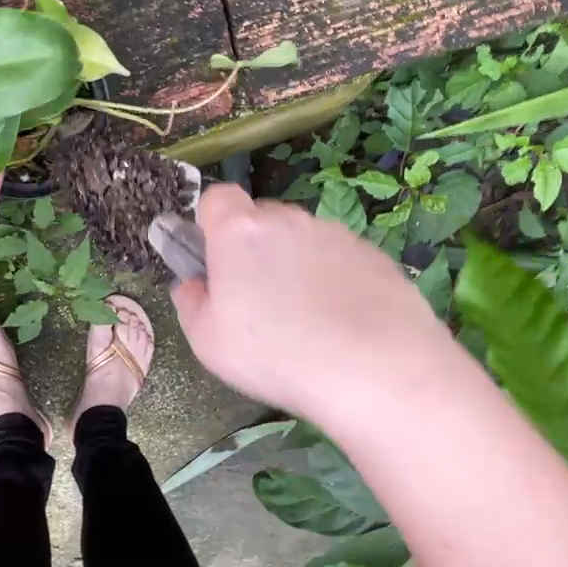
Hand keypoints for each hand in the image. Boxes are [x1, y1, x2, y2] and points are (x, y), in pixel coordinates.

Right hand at [170, 184, 455, 423]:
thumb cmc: (274, 354)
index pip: (218, 197)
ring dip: (295, 266)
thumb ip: (191, 303)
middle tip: (255, 303)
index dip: (211, 224)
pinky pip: (339, 261)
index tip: (214, 262)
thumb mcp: (208, 342)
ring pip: (302, 241)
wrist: (376, 369)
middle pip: (262, 220)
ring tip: (303, 322)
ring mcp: (336, 234)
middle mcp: (289, 220)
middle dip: (254, 250)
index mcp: (240, 232)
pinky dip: (333, 282)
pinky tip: (339, 326)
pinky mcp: (374, 256)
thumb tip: (193, 285)